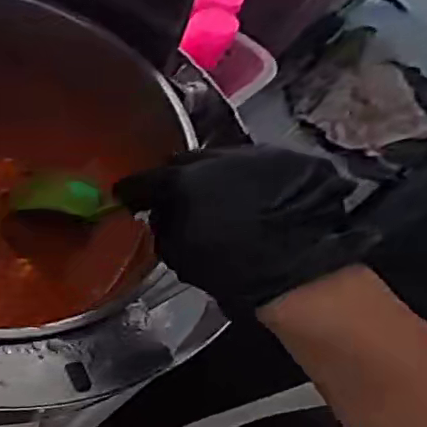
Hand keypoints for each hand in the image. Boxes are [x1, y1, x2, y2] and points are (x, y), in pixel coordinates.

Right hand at [114, 145, 373, 314]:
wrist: (300, 272)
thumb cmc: (229, 270)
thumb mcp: (178, 253)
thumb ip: (161, 227)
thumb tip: (158, 213)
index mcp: (181, 182)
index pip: (144, 180)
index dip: (131, 189)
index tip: (126, 197)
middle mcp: (216, 158)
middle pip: (184, 160)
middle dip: (175, 176)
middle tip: (174, 196)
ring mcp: (258, 155)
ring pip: (222, 158)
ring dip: (214, 174)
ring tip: (215, 195)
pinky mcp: (292, 159)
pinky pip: (258, 165)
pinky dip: (248, 178)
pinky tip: (252, 197)